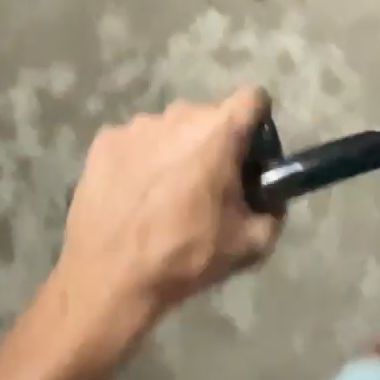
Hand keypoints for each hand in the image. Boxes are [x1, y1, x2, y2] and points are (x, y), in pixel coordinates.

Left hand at [53, 88, 282, 323]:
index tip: (250, 154)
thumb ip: (274, 213)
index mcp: (220, 130)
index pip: (254, 97)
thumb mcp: (249, 244)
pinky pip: (135, 142)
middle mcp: (180, 115)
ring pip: (171, 129)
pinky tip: (132, 197)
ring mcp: (137, 126)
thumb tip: (273, 200)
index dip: (258, 122)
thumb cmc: (184, 256)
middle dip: (215, 144)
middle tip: (207, 187)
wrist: (107, 282)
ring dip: (176, 151)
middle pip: (210, 117)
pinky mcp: (104, 141)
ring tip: (163, 196)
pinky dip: (140, 161)